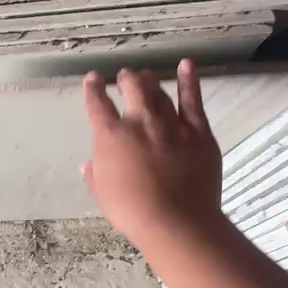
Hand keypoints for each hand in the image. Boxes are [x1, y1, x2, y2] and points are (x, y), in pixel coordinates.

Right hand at [82, 60, 225, 247]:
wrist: (176, 222)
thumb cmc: (132, 211)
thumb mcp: (102, 193)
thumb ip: (94, 174)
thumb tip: (89, 163)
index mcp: (110, 136)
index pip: (97, 103)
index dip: (93, 87)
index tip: (93, 79)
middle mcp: (138, 122)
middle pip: (131, 87)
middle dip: (125, 78)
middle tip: (124, 77)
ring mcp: (170, 124)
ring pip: (158, 91)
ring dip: (149, 80)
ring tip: (145, 76)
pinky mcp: (198, 131)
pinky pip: (193, 99)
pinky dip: (189, 80)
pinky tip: (187, 65)